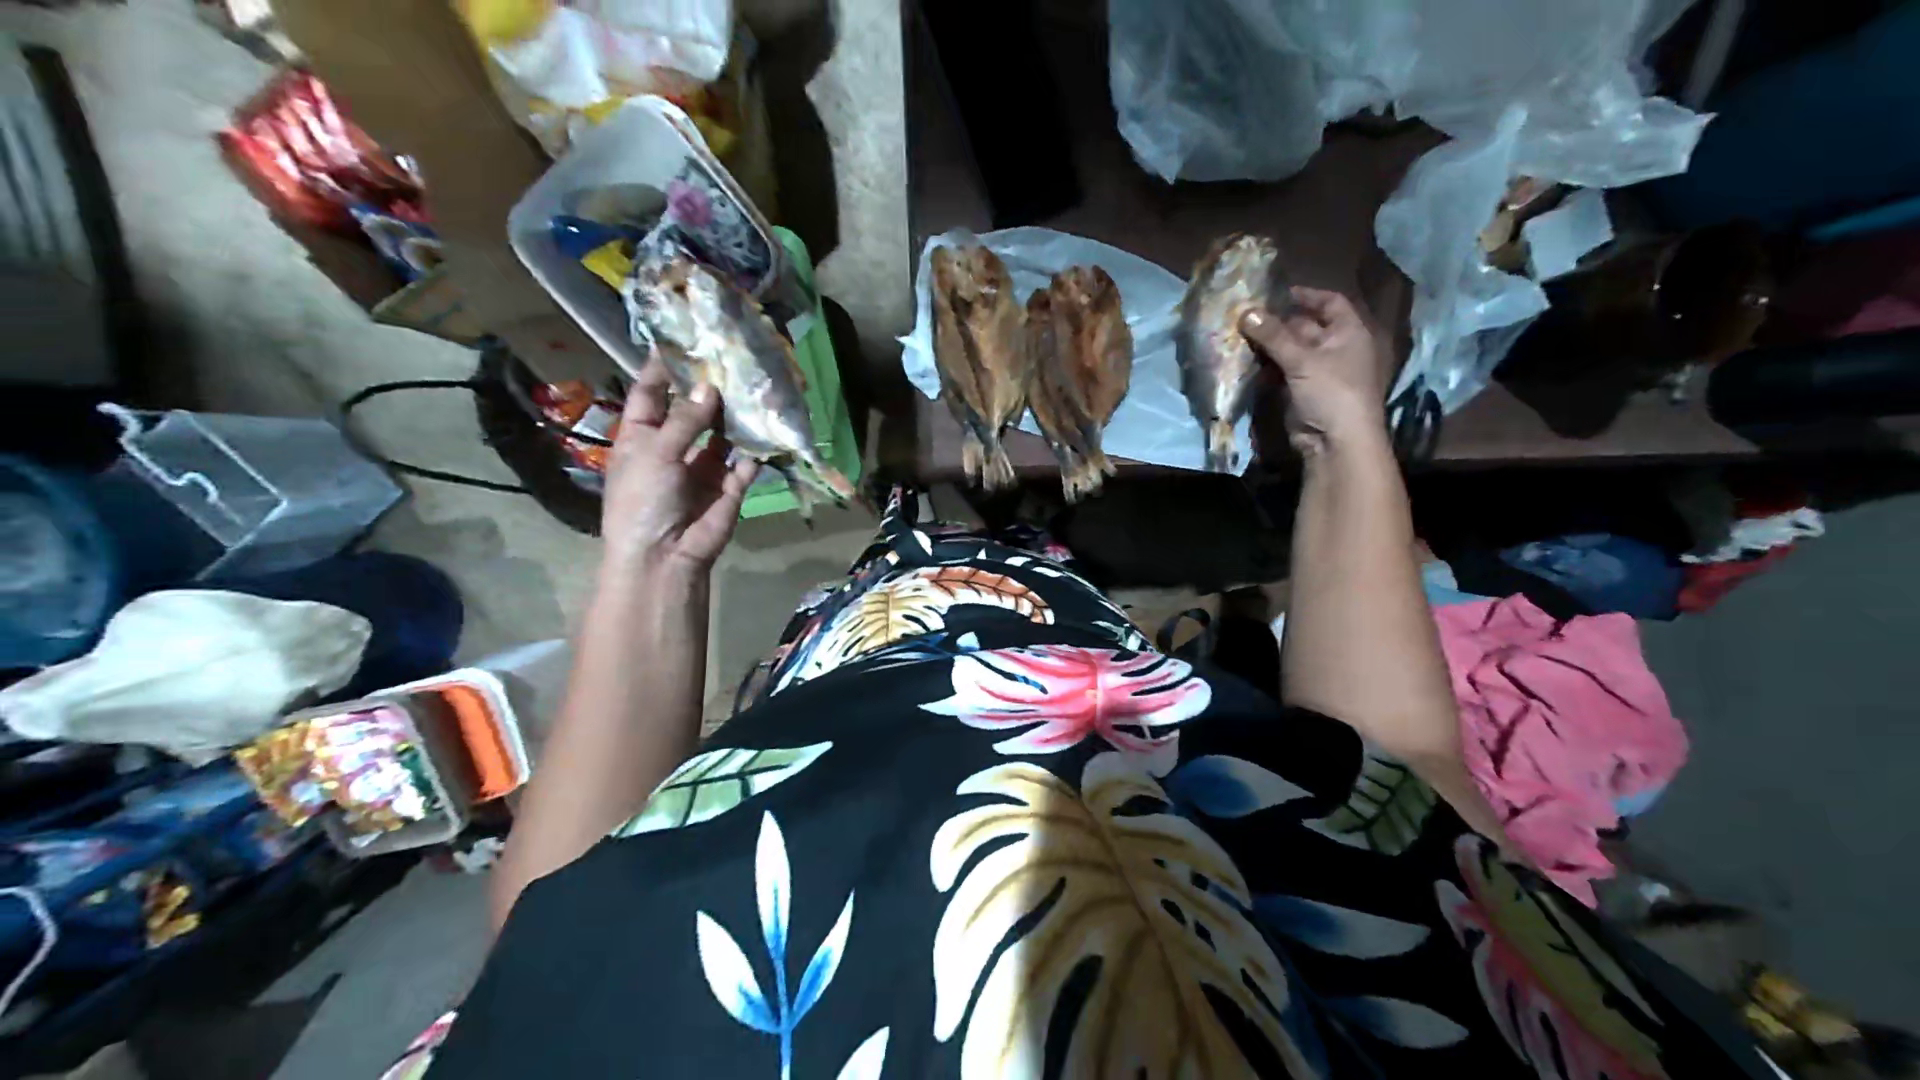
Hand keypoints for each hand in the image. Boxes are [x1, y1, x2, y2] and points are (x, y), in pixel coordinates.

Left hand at [600, 362, 759, 576]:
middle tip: (730, 357)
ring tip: (754, 385)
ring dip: (736, 415)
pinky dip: (756, 448)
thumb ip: (685, 419)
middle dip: (709, 387)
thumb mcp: (655, 451)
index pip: (650, 394)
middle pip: (693, 410)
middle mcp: (673, 447)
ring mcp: (703, 468)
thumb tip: (710, 386)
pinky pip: (746, 462)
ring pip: (723, 434)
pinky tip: (768, 425)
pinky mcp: (730, 487)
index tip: (680, 338)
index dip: (662, 368)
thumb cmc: (643, 500)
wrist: (664, 557)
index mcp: (641, 437)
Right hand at [1239, 287, 1388, 456]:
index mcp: (1349, 332)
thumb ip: (1273, 335)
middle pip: (1305, 327)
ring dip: (1267, 345)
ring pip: (1289, 351)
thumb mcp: (1303, 359)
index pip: (1330, 302)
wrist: (1335, 441)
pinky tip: (1245, 362)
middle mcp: (1335, 348)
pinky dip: (1265, 367)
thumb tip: (1246, 311)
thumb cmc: (1331, 391)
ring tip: (1239, 336)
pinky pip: (1281, 372)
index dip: (1307, 295)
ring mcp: (1317, 371)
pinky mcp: (1300, 391)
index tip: (1278, 292)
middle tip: (1246, 315)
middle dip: (1277, 322)